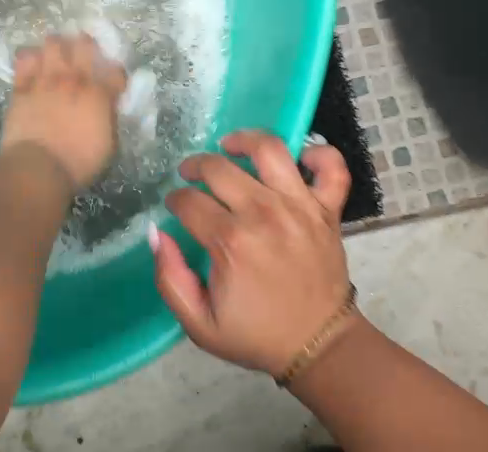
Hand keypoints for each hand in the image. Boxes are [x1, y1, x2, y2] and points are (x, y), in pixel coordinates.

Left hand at [0, 33, 124, 190]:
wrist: (38, 167)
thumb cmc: (78, 163)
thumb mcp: (108, 146)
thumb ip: (109, 119)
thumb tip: (108, 107)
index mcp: (98, 95)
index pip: (115, 72)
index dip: (116, 73)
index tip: (113, 79)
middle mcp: (74, 80)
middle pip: (83, 45)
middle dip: (86, 44)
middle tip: (83, 51)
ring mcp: (46, 80)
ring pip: (52, 44)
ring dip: (56, 45)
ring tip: (55, 53)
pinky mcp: (22, 86)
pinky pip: (25, 60)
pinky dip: (29, 58)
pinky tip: (31, 62)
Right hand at [151, 130, 357, 375]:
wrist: (319, 347)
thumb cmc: (256, 334)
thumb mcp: (199, 323)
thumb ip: (169, 278)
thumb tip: (156, 233)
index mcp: (230, 242)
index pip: (189, 201)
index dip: (175, 200)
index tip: (175, 207)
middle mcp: (264, 214)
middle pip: (219, 168)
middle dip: (195, 166)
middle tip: (191, 175)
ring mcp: (300, 207)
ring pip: (269, 149)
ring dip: (244, 140)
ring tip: (230, 147)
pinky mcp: (328, 209)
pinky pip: (331, 166)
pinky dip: (317, 153)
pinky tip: (295, 158)